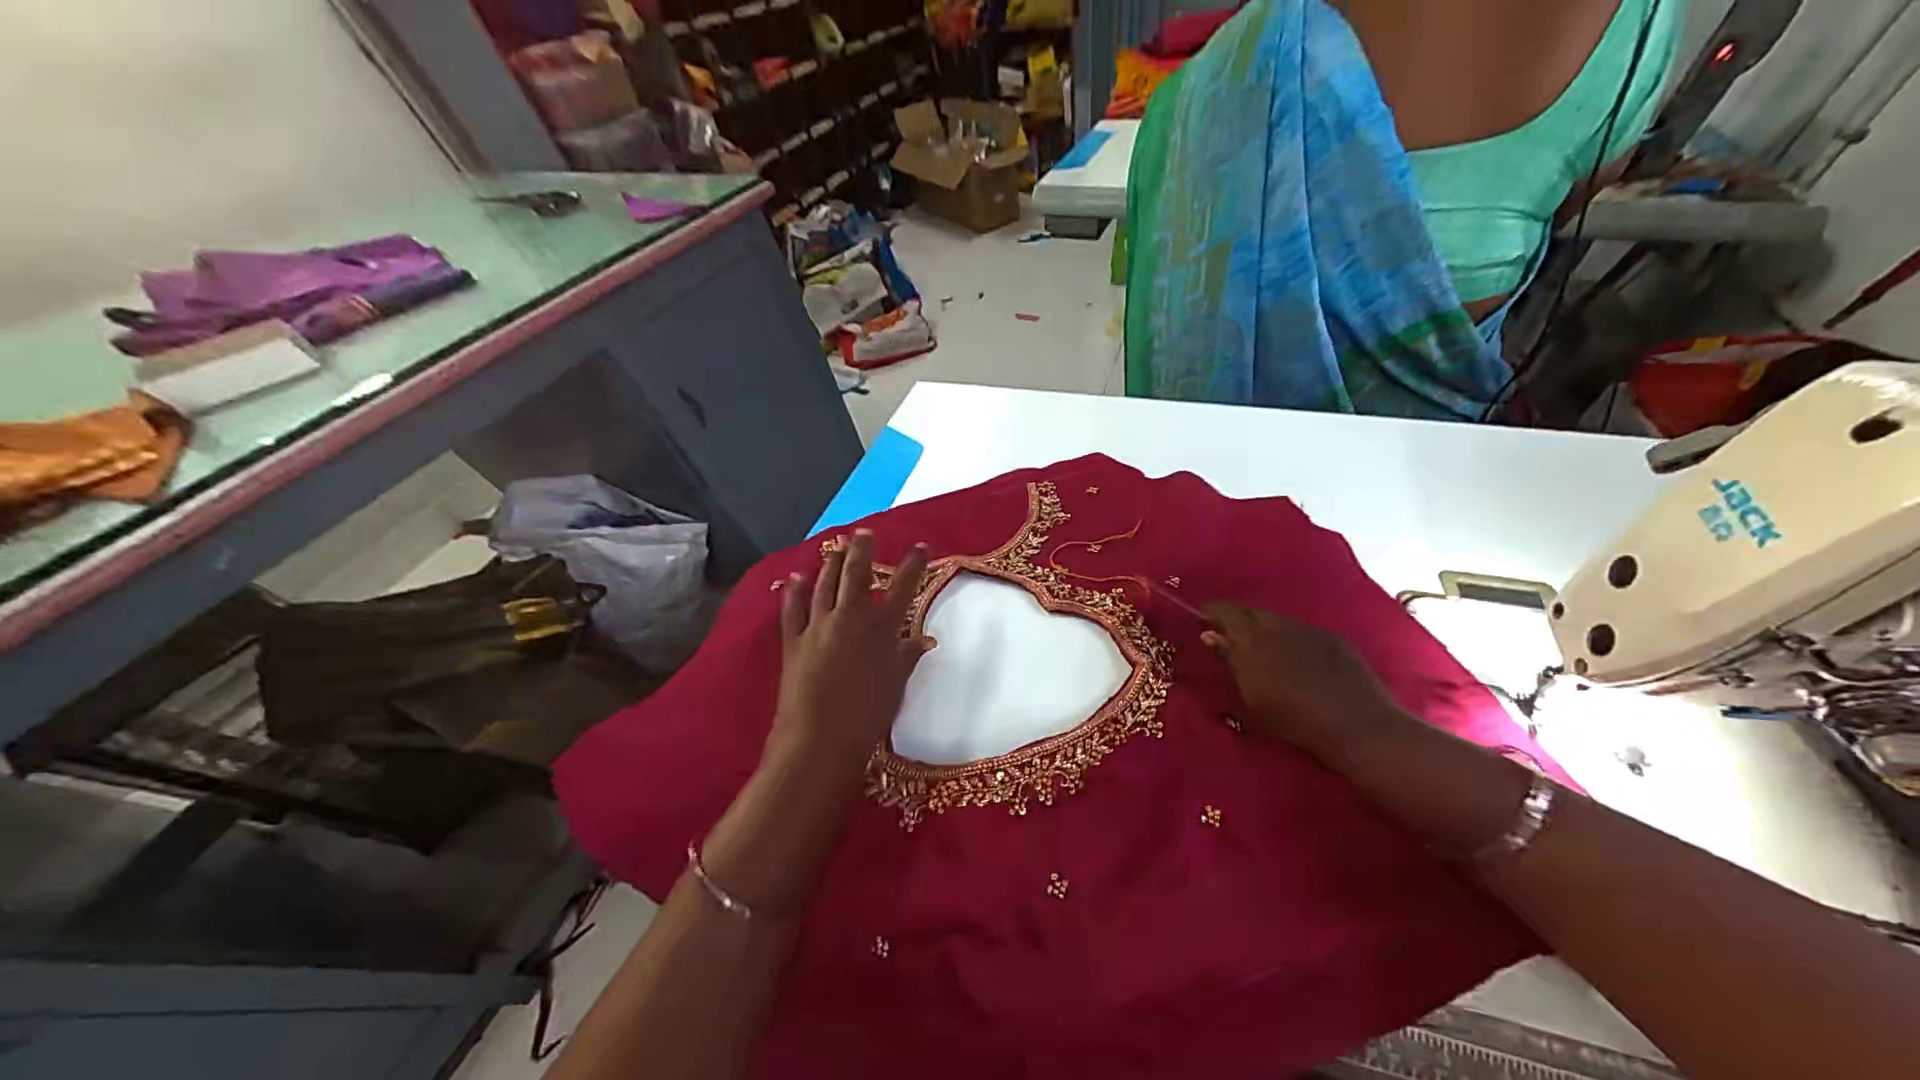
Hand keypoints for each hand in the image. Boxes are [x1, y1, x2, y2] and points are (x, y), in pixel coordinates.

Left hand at [770, 529, 935, 774]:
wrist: (820, 738)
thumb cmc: (867, 714)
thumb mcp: (895, 683)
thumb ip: (907, 656)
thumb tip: (924, 639)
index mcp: (881, 627)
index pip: (902, 587)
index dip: (914, 564)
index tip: (922, 546)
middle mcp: (849, 617)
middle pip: (856, 573)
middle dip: (862, 550)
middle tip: (864, 533)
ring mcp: (818, 626)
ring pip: (825, 585)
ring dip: (831, 564)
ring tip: (835, 547)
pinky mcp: (793, 640)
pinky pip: (793, 608)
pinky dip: (795, 591)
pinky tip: (797, 577)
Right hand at [1201, 603, 1406, 760]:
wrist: (1357, 726)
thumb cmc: (1293, 719)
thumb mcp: (1249, 698)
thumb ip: (1228, 661)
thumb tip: (1211, 636)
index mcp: (1252, 638)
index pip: (1225, 610)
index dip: (1212, 611)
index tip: (1203, 617)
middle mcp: (1279, 625)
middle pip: (1251, 610)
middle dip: (1237, 618)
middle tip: (1229, 634)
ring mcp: (1310, 630)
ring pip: (1278, 620)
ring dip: (1265, 628)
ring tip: (1262, 648)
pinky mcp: (1335, 639)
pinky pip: (1304, 632)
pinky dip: (1292, 639)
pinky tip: (1297, 659)